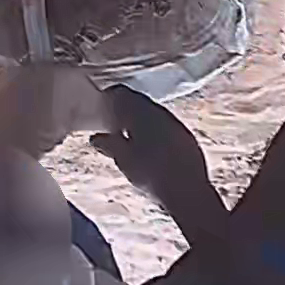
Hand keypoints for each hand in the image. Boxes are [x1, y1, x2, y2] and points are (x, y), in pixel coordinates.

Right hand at [91, 86, 225, 235]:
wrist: (187, 190)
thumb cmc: (151, 173)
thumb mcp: (124, 160)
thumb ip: (109, 145)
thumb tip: (96, 138)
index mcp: (141, 111)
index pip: (121, 93)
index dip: (109, 99)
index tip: (101, 108)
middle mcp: (159, 112)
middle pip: (138, 101)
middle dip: (124, 110)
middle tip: (112, 124)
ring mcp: (175, 123)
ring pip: (152, 113)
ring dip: (139, 121)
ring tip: (129, 138)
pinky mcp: (185, 136)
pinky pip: (165, 126)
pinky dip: (154, 131)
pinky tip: (150, 148)